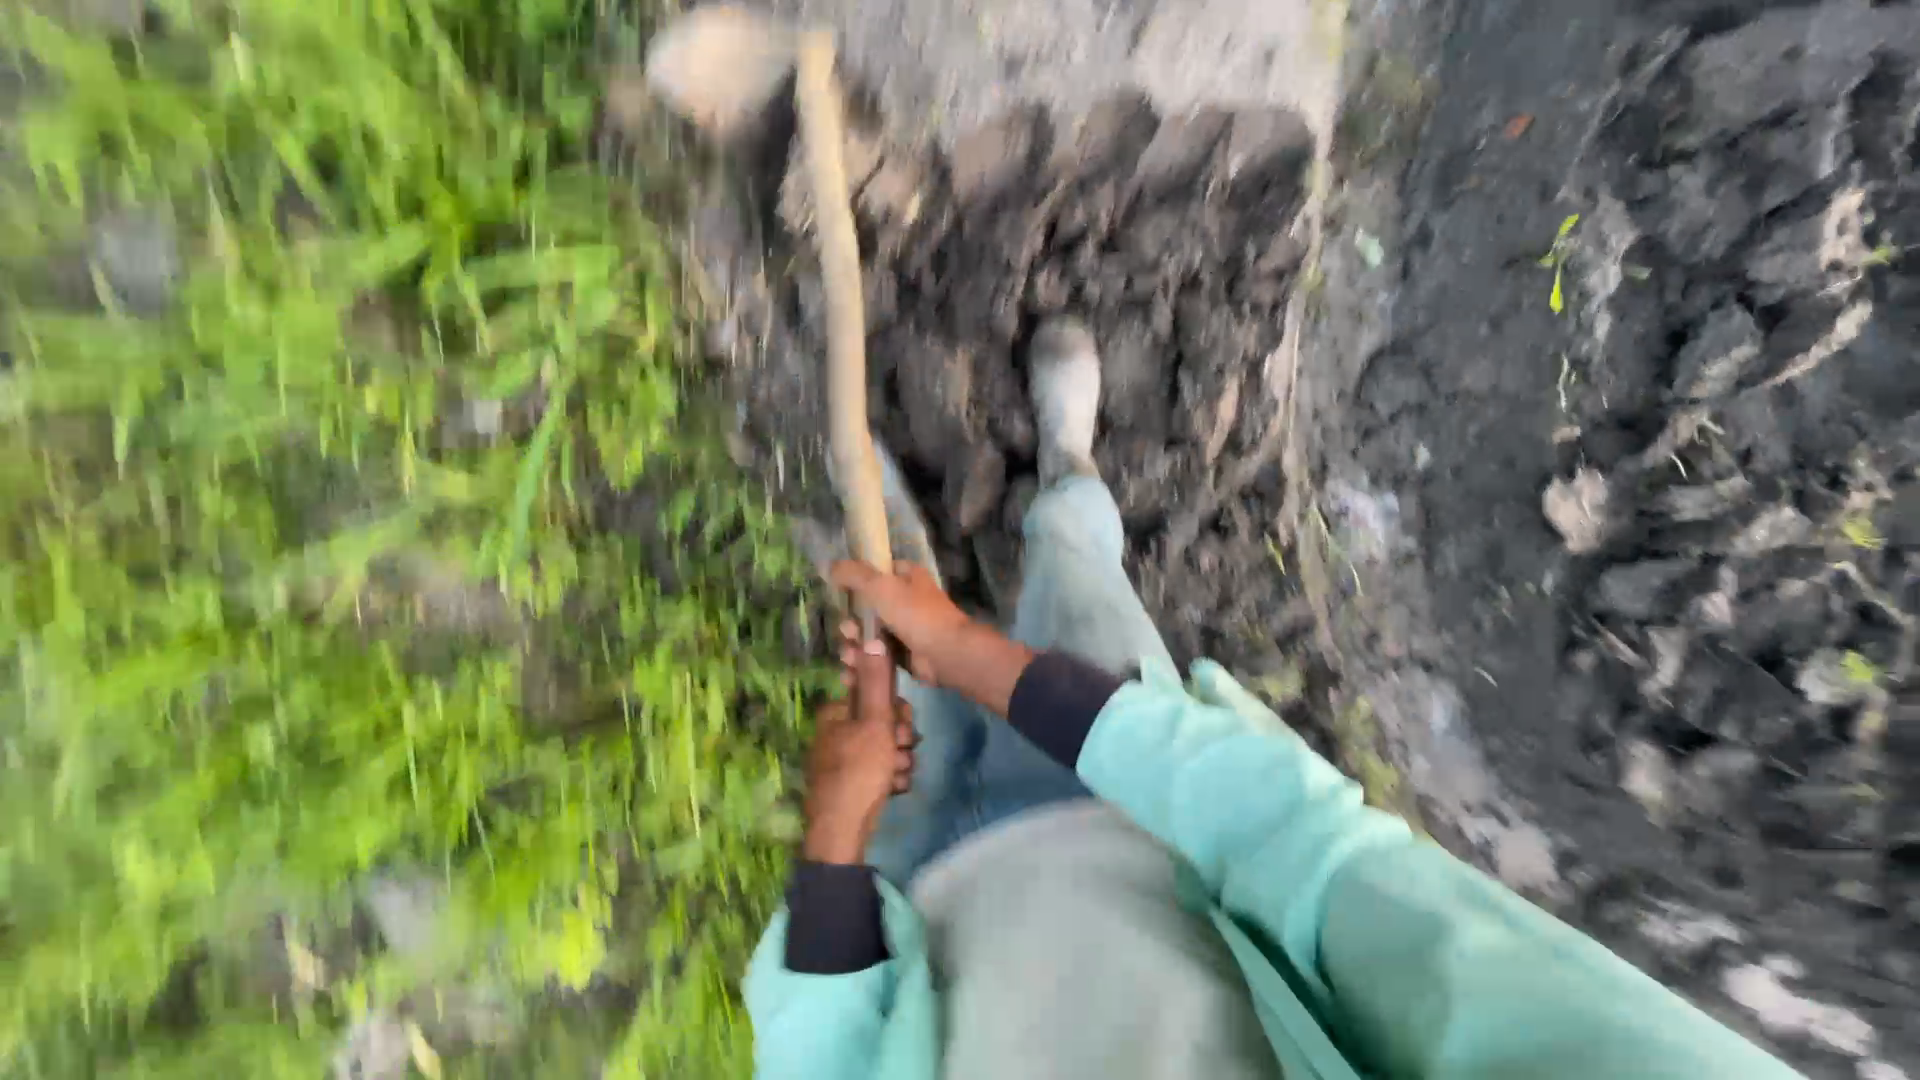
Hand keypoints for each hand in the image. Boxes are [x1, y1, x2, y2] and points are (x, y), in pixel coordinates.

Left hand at [801, 628, 916, 864]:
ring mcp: (843, 758)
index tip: (900, 725)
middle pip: (884, 721)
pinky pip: (881, 771)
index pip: (877, 694)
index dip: (896, 709)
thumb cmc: (858, 771)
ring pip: (886, 748)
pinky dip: (890, 779)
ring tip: (895, 776)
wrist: (841, 832)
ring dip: (899, 761)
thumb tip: (871, 635)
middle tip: (900, 751)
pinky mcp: (852, 782)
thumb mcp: (873, 722)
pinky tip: (892, 789)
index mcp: (837, 712)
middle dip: (899, 738)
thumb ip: (877, 681)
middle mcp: (837, 731)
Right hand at [829, 561, 973, 685]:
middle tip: (848, 632)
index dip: (857, 581)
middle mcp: (907, 600)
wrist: (944, 652)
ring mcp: (906, 629)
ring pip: (869, 634)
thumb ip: (853, 574)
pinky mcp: (904, 654)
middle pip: (868, 608)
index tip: (839, 593)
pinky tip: (850, 671)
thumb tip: (830, 566)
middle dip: (852, 623)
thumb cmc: (914, 612)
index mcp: (907, 577)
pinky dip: (863, 662)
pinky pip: (877, 655)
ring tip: (850, 656)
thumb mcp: (880, 585)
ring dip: (854, 645)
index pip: (878, 572)